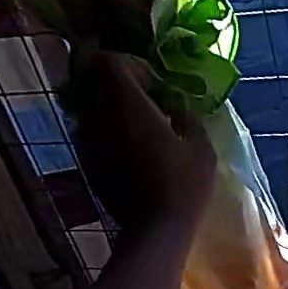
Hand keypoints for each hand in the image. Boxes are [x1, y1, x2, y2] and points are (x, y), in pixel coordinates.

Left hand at [66, 47, 214, 240]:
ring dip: (111, 107)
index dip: (131, 65)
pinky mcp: (85, 159)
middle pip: (93, 77)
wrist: (154, 228)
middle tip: (144, 98)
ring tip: (139, 125)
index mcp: (128, 104)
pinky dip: (107, 130)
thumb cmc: (184, 185)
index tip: (153, 84)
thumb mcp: (202, 149)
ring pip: (90, 104)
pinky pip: (91, 130)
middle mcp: (100, 115)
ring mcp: (87, 138)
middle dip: (117, 82)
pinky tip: (131, 149)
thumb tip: (179, 109)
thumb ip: (189, 119)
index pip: (109, 60)